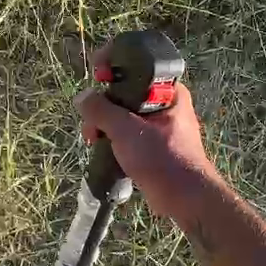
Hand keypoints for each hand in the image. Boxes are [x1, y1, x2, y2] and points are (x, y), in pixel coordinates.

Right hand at [76, 62, 224, 222]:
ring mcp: (159, 126)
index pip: (137, 67)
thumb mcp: (125, 129)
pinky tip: (103, 148)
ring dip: (104, 124)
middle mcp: (165, 104)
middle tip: (92, 119)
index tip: (98, 76)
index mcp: (168, 91)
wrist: (183, 198)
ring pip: (122, 114)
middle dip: (102, 105)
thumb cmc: (160, 157)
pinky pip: (126, 132)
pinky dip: (112, 137)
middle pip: (124, 93)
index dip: (114, 67)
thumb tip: (82, 98)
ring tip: (93, 139)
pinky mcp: (153, 145)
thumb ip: (100, 109)